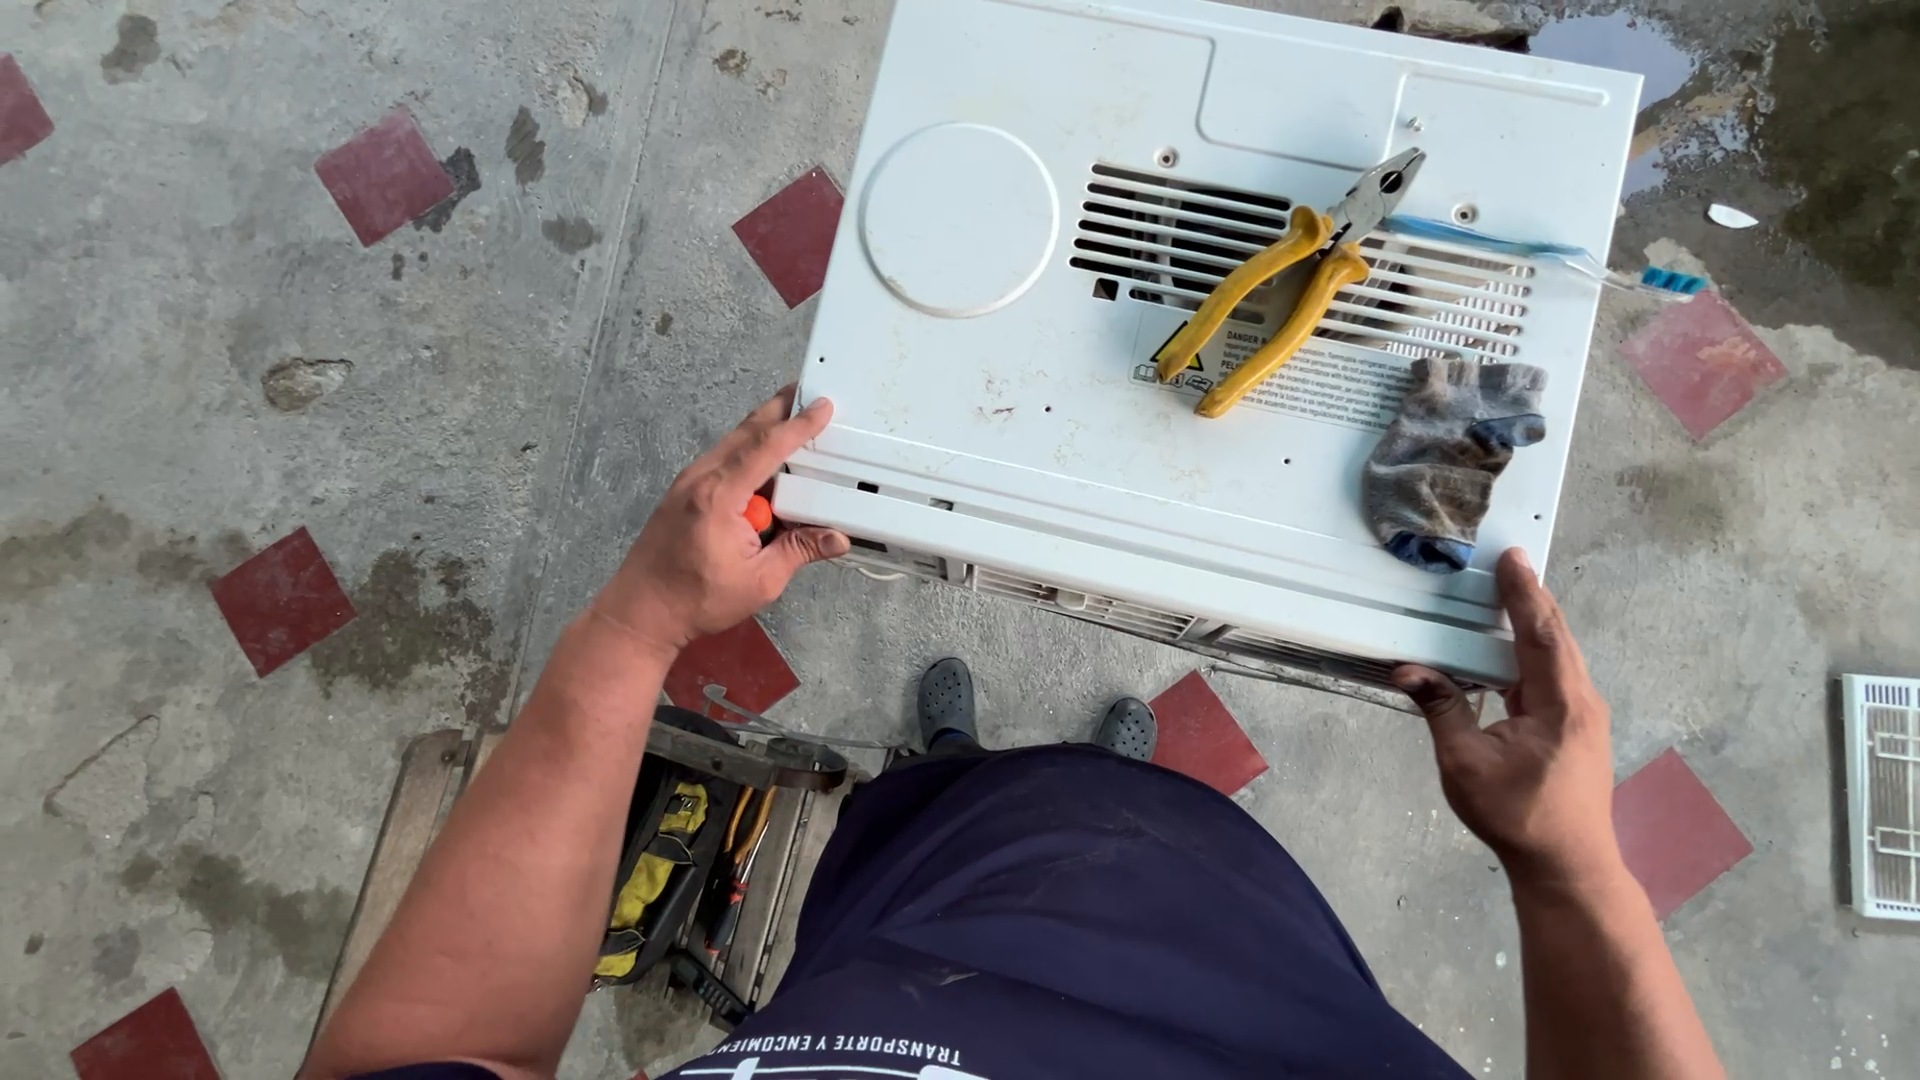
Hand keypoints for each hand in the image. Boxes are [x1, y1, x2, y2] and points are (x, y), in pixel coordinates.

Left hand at [590, 386, 849, 657]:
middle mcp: (700, 479)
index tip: (823, 407)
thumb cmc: (696, 600)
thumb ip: (799, 551)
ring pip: (733, 443)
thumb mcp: (760, 581)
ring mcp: (688, 483)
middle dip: (779, 410)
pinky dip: (748, 452)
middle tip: (808, 392)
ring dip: (764, 431)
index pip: (766, 450)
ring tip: (794, 422)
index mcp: (718, 497)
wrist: (641, 611)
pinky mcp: (685, 492)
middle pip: (746, 432)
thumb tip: (839, 539)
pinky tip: (767, 462)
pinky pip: (723, 460)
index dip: (798, 427)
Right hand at [1393, 548, 1620, 886]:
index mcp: (1560, 706)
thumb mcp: (1464, 762)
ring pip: (1560, 654)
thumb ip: (1441, 708)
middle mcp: (1581, 702)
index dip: (1523, 595)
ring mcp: (1582, 715)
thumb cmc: (1515, 812)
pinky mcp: (1574, 726)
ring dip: (1535, 620)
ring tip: (1509, 591)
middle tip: (1509, 562)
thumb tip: (1406, 669)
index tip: (1510, 559)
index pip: (1541, 636)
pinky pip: (1554, 672)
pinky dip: (1534, 646)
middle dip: (1533, 597)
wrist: (1566, 864)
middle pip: (1558, 637)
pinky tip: (1512, 643)